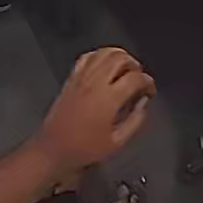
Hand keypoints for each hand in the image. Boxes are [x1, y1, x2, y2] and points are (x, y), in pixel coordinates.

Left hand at [29, 47, 154, 186]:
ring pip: (103, 53)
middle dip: (134, 65)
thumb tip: (144, 102)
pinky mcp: (70, 79)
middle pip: (120, 58)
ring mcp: (81, 78)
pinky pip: (86, 57)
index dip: (148, 82)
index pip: (135, 78)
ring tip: (125, 69)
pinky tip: (104, 65)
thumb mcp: (117, 142)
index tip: (150, 91)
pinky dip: (99, 56)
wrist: (52, 150)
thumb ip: (136, 120)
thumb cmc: (85, 149)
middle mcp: (95, 82)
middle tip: (138, 78)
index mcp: (109, 98)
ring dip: (118, 56)